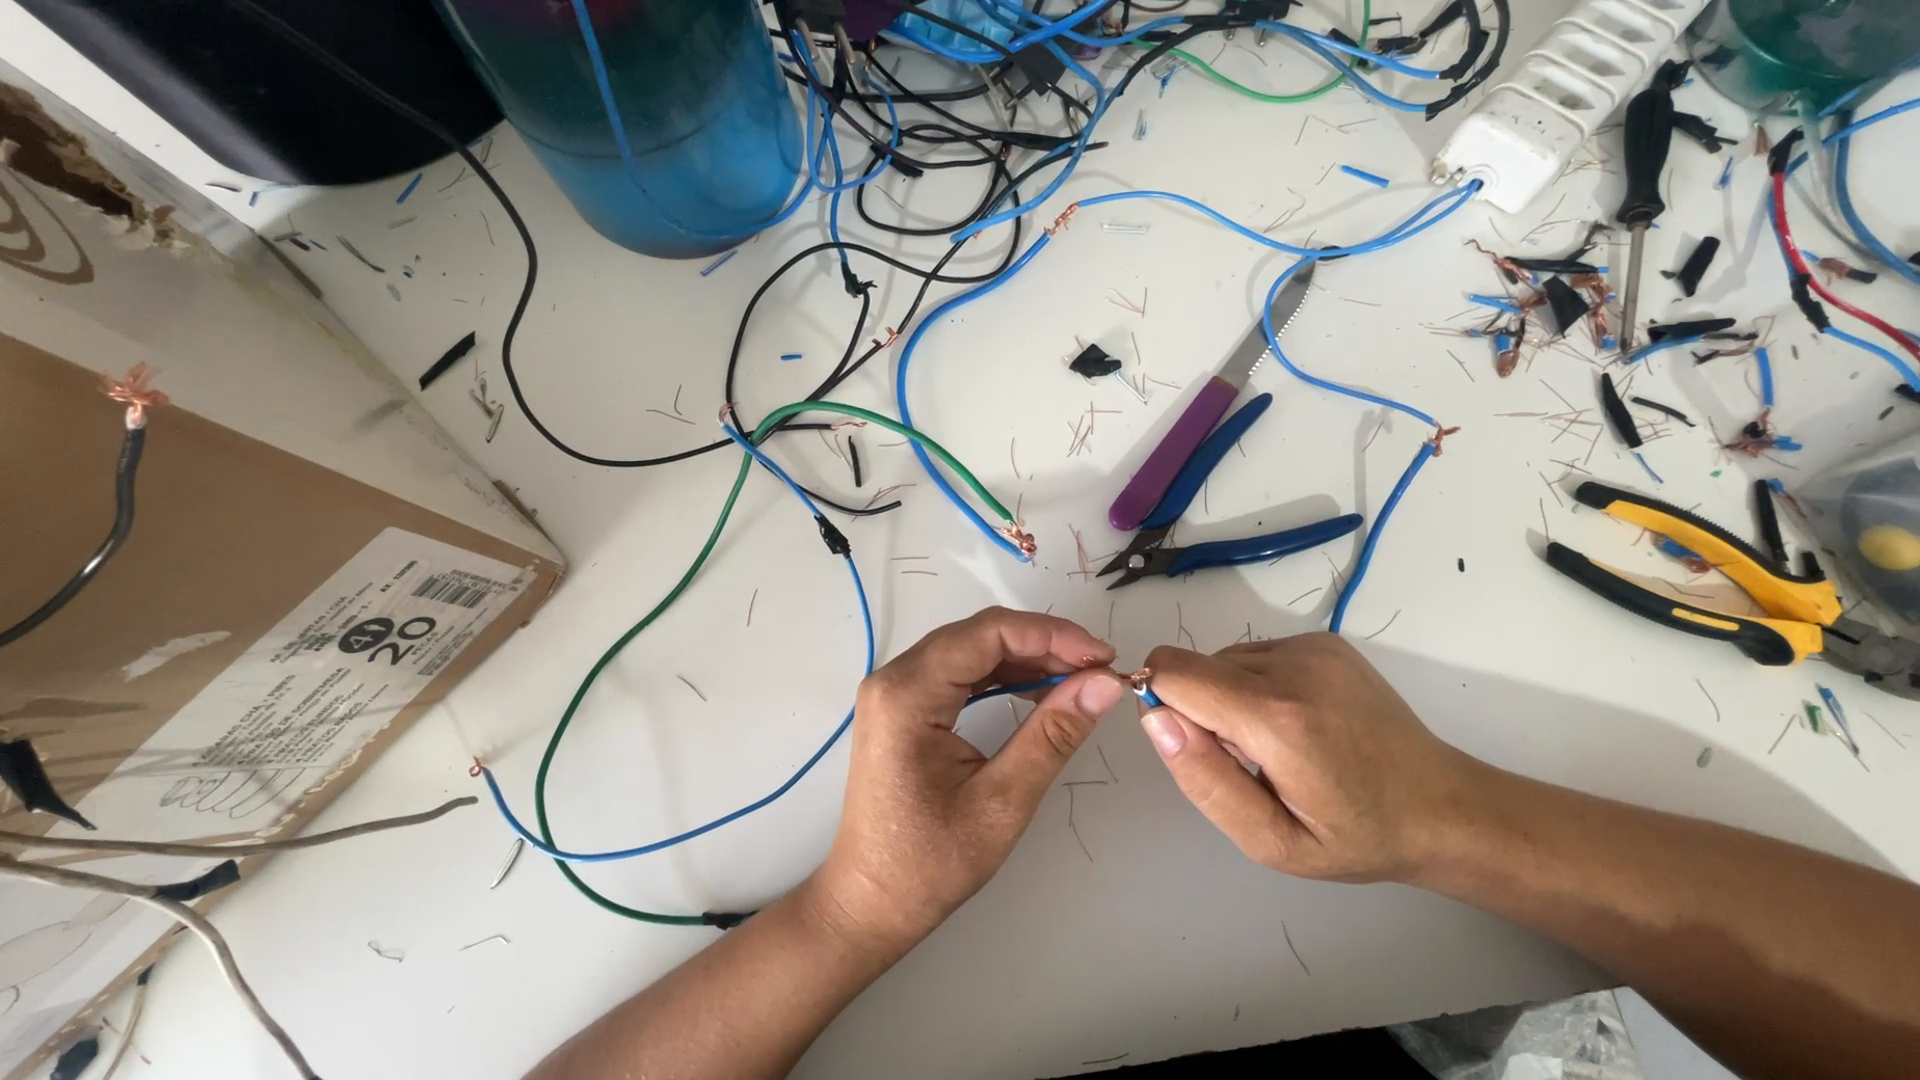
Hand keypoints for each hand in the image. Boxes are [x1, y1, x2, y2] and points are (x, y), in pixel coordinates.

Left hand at [810, 607, 1126, 950]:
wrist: (870, 901)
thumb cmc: (930, 862)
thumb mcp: (1002, 802)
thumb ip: (1053, 735)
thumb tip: (1105, 683)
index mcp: (908, 694)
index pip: (988, 633)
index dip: (1052, 635)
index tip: (1103, 658)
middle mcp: (894, 679)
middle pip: (979, 634)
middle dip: (1044, 644)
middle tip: (1098, 670)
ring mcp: (895, 691)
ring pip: (971, 649)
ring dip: (1026, 658)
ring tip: (1079, 681)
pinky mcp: (903, 707)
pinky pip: (960, 672)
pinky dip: (1003, 676)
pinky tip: (1038, 693)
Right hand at [1139, 633, 1487, 884]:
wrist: (1443, 807)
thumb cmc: (1354, 838)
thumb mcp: (1270, 841)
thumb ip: (1203, 779)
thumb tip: (1155, 717)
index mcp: (1277, 717)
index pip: (1173, 671)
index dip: (1163, 705)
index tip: (1196, 749)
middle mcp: (1294, 665)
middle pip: (1195, 667)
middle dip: (1200, 711)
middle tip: (1248, 760)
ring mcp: (1313, 648)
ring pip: (1223, 660)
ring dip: (1228, 699)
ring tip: (1276, 744)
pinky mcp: (1325, 642)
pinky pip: (1254, 655)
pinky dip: (1255, 686)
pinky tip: (1295, 722)